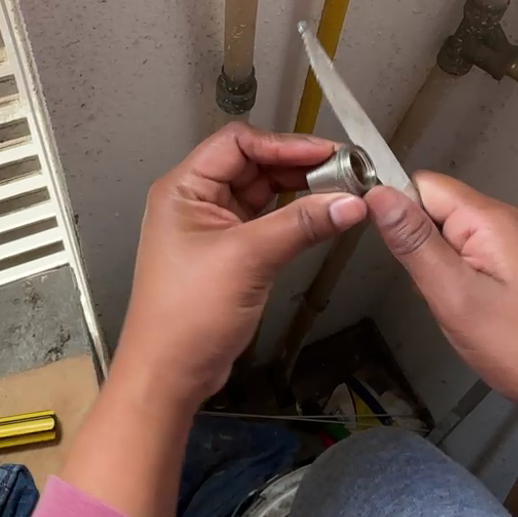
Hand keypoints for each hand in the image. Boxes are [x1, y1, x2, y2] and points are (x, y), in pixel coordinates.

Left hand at [112, 123, 368, 408]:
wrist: (169, 373)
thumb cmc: (187, 315)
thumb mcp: (248, 259)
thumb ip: (301, 225)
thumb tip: (349, 202)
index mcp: (184, 188)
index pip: (237, 143)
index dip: (284, 144)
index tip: (326, 153)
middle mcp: (195, 199)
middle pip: (252, 164)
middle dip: (297, 165)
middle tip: (343, 172)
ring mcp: (211, 225)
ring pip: (261, 192)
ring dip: (298, 190)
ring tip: (340, 191)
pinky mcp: (227, 250)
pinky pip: (264, 220)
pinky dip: (292, 217)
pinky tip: (320, 217)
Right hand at [365, 172, 517, 435]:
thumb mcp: (456, 298)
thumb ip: (414, 243)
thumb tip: (377, 194)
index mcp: (490, 219)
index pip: (421, 184)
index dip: (396, 209)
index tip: (391, 251)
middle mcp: (509, 220)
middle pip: (439, 208)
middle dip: (421, 245)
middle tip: (435, 292)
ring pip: (456, 234)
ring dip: (442, 265)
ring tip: (459, 308)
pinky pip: (478, 254)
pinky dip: (465, 277)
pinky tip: (478, 312)